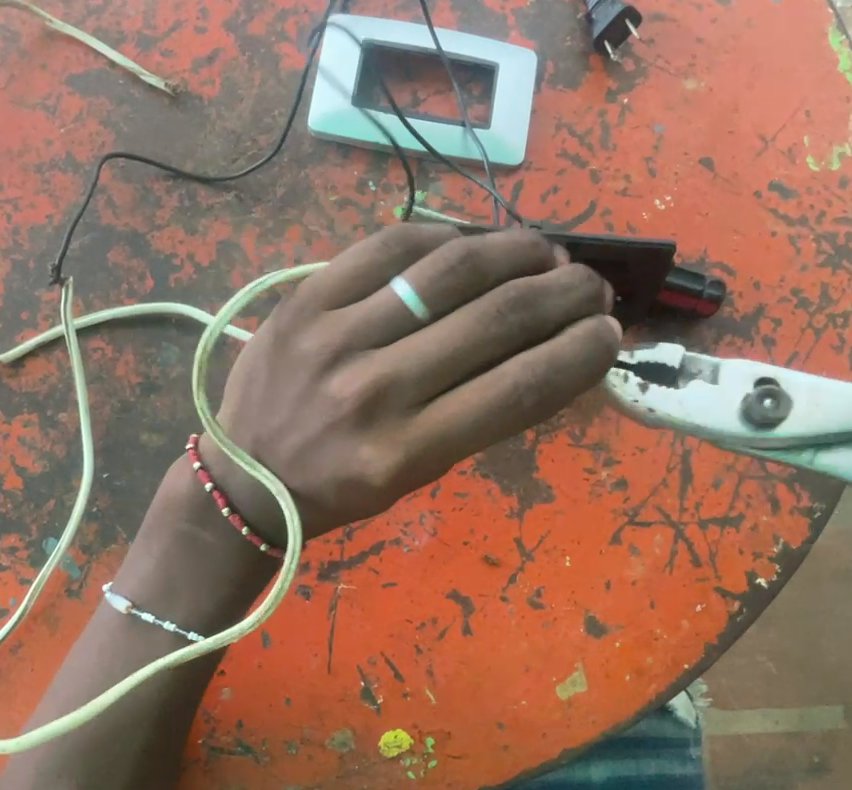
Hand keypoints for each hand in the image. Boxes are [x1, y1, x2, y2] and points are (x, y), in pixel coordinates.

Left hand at [201, 224, 622, 539]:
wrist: (242, 481)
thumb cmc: (336, 491)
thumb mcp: (410, 478)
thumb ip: (473, 418)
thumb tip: (546, 351)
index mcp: (405, 454)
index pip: (520, 388)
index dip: (581, 354)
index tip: (609, 335)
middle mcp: (374, 391)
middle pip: (497, 318)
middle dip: (566, 295)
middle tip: (591, 288)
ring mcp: (334, 338)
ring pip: (451, 269)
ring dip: (519, 253)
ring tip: (548, 256)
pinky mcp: (303, 300)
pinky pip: (390, 245)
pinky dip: (444, 236)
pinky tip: (472, 242)